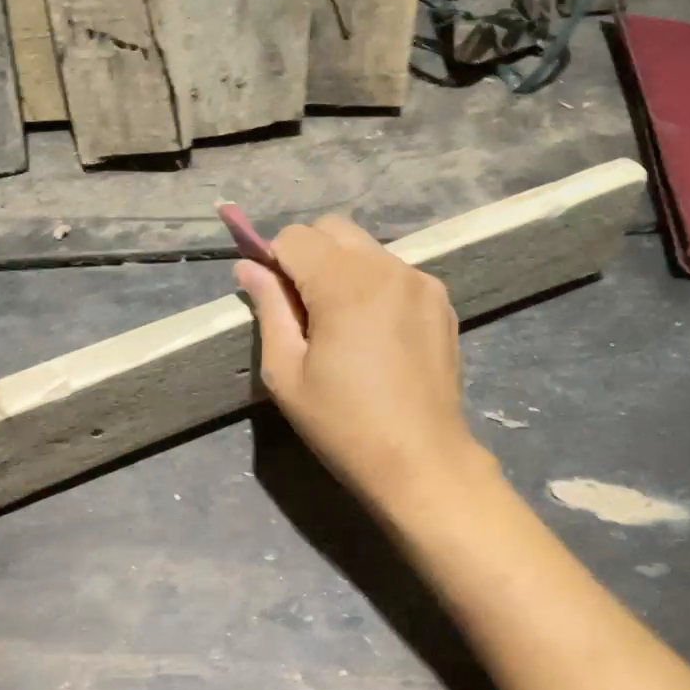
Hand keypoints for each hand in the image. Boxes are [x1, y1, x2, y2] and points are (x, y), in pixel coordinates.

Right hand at [234, 215, 491, 512]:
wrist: (421, 459)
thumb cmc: (343, 425)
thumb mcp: (286, 374)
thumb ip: (268, 310)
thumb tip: (248, 269)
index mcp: (345, 284)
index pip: (294, 237)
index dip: (273, 262)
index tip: (273, 301)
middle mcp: (387, 268)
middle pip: (333, 230)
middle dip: (308, 256)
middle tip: (302, 312)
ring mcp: (420, 281)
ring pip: (366, 249)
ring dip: (342, 270)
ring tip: (340, 326)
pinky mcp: (440, 301)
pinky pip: (394, 273)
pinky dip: (374, 286)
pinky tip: (374, 335)